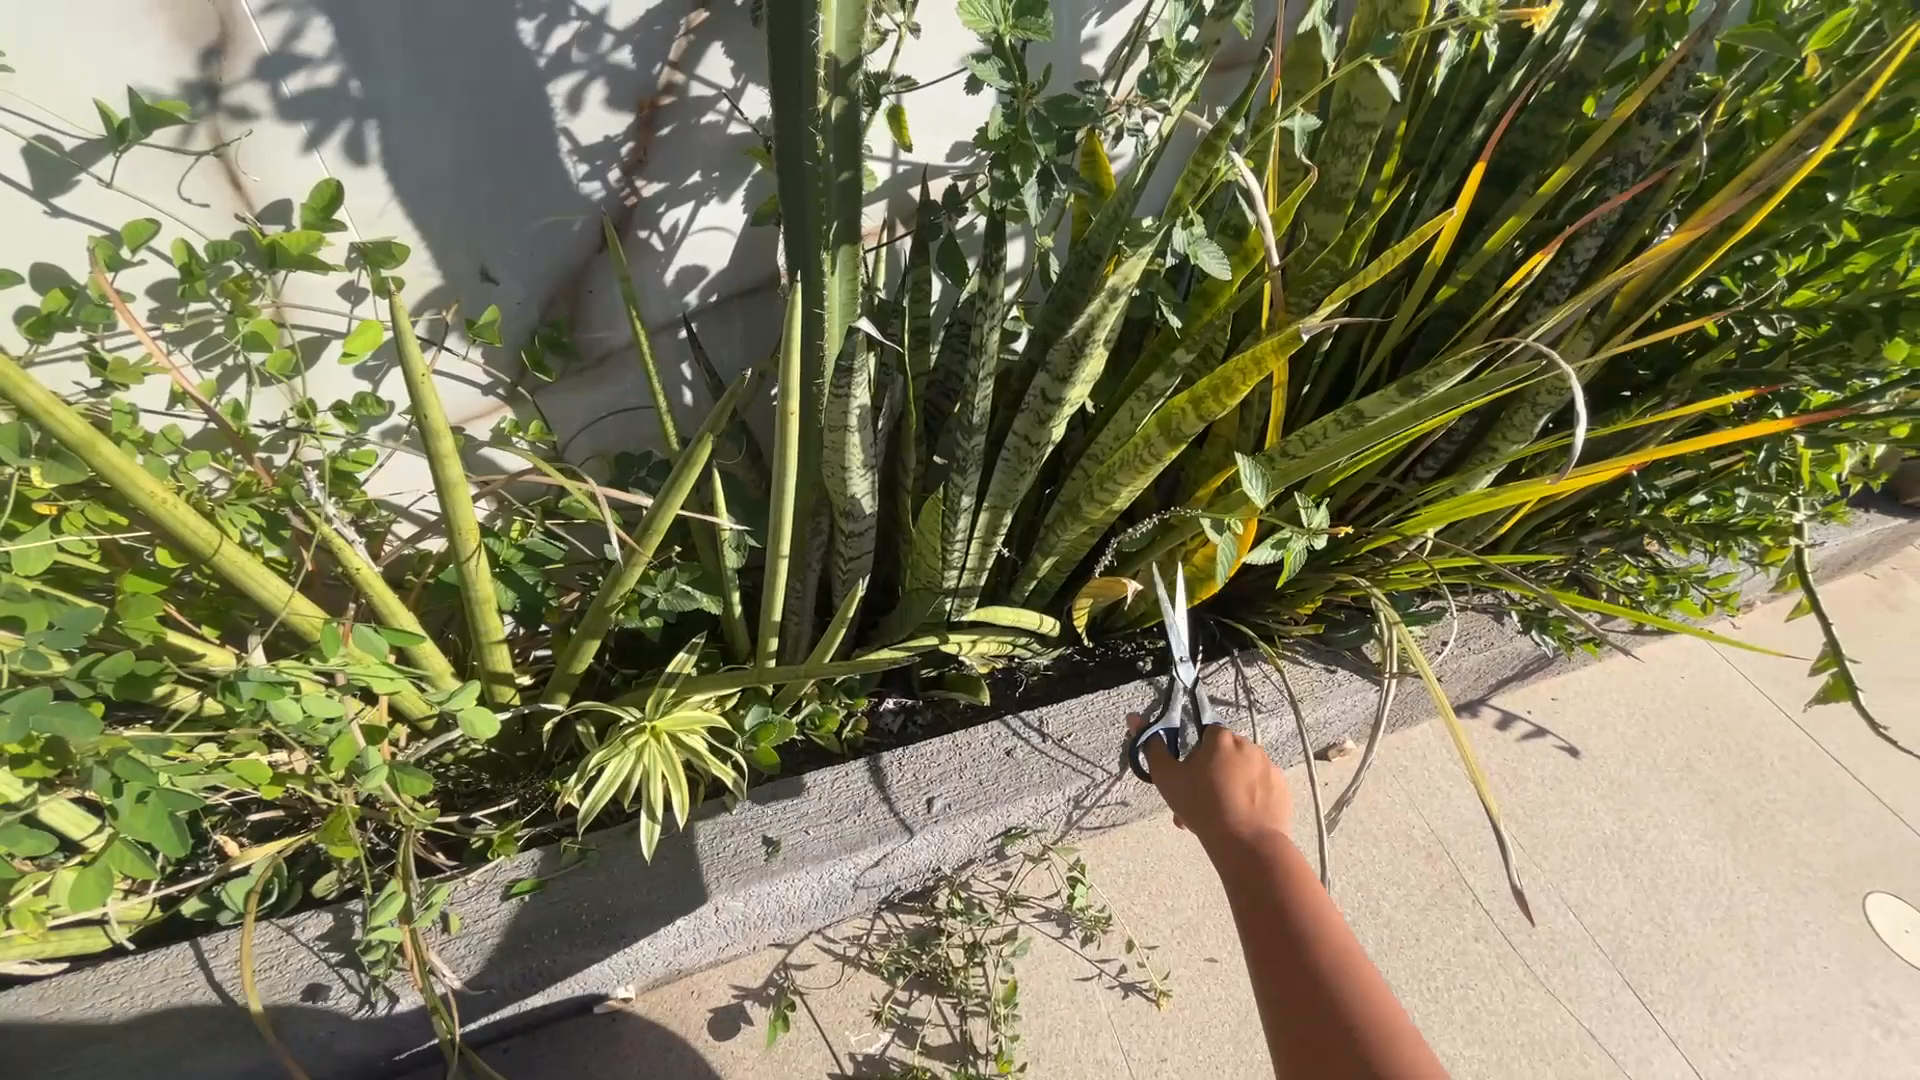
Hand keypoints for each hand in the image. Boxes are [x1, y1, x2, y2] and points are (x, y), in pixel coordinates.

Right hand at [1129, 714, 1291, 851]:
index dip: (1195, 756)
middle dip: (1214, 774)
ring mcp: (1270, 767)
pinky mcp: (1283, 789)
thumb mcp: (1167, 777)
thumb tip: (1133, 717)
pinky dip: (1253, 799)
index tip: (1189, 778)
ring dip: (1232, 787)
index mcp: (1221, 738)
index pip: (1206, 735)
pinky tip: (1242, 819)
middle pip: (1226, 755)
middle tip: (1200, 803)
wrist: (1246, 844)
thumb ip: (1151, 746)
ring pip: (1244, 773)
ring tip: (1219, 817)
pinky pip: (1263, 789)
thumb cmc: (1202, 806)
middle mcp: (1248, 745)